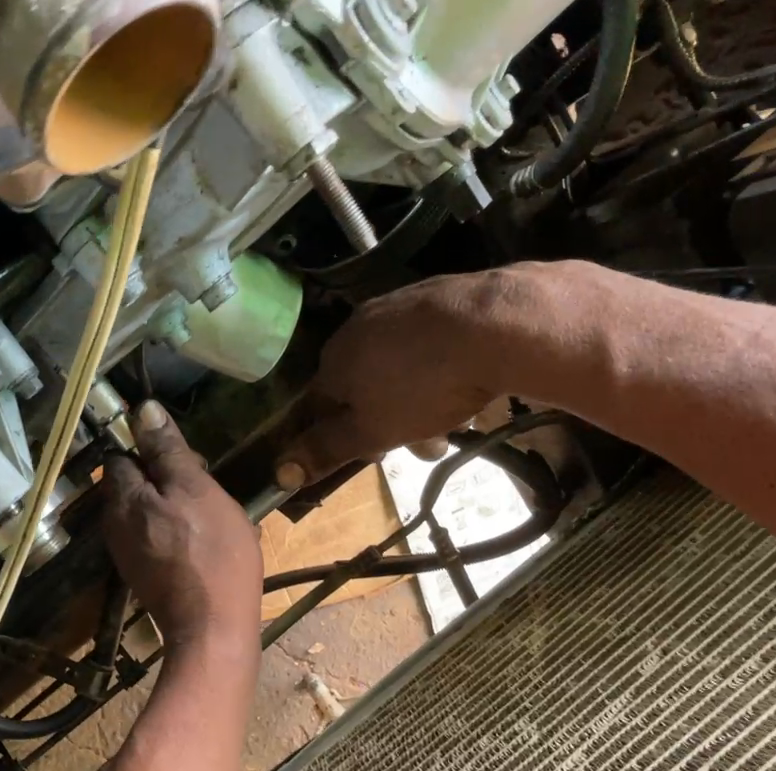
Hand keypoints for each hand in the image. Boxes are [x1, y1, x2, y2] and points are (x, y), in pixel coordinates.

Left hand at [103, 401, 262, 648]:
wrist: (213, 629)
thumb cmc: (212, 553)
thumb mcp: (196, 490)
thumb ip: (167, 452)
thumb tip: (142, 409)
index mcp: (121, 499)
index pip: (121, 456)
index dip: (153, 449)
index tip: (187, 460)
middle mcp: (114, 525)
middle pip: (134, 485)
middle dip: (167, 480)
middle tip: (206, 489)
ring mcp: (128, 555)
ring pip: (149, 513)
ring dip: (176, 508)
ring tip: (212, 517)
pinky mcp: (146, 576)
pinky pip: (158, 539)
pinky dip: (178, 534)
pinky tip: (206, 544)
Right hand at [277, 261, 612, 483]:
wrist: (497, 324)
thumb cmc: (423, 387)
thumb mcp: (370, 432)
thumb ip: (324, 450)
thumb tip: (278, 471)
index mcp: (333, 361)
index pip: (318, 406)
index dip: (337, 437)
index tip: (371, 456)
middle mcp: (357, 327)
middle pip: (361, 385)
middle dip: (387, 419)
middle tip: (424, 445)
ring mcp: (398, 306)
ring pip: (397, 365)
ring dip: (418, 398)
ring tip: (455, 421)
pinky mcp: (439, 295)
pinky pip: (429, 342)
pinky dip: (440, 366)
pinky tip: (468, 380)